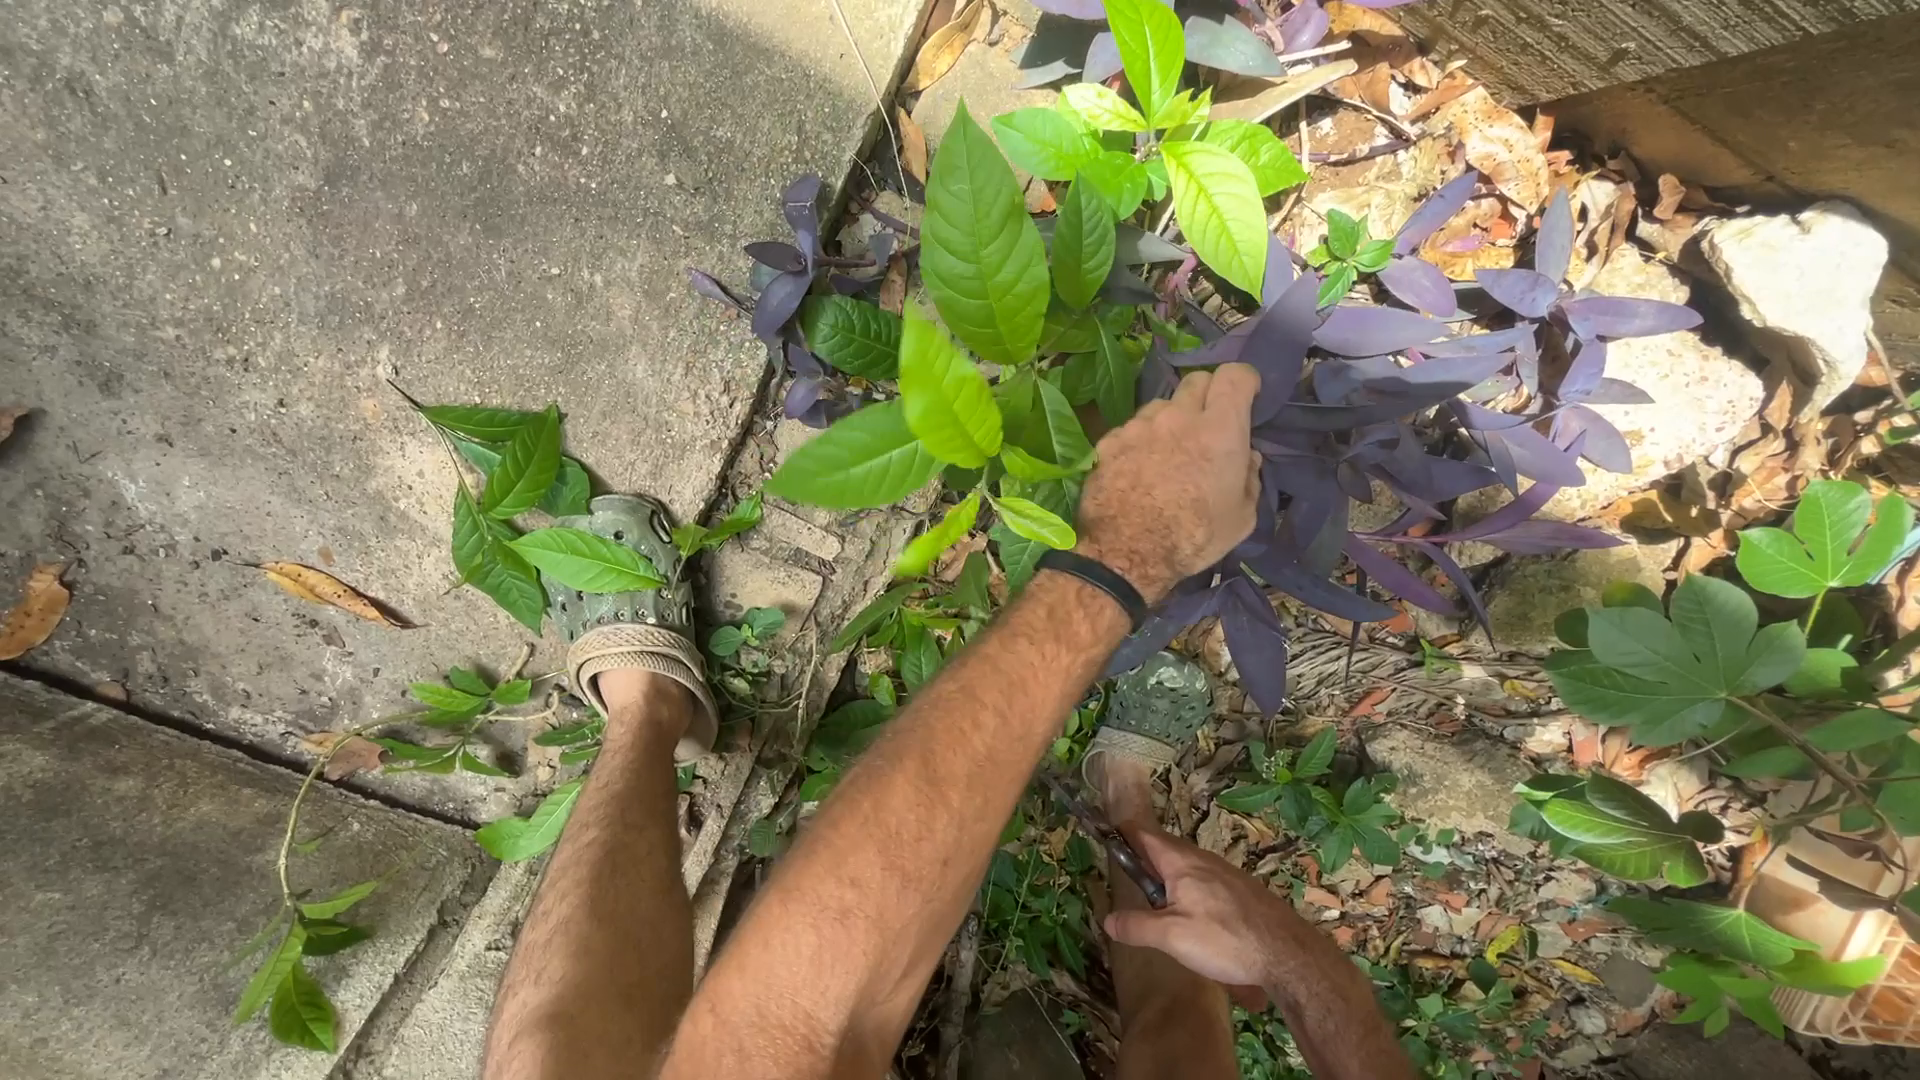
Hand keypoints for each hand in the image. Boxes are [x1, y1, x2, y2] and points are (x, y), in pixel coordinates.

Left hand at [1073, 365, 1261, 602]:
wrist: (1127, 553)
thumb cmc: (1194, 538)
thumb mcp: (1241, 516)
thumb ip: (1249, 478)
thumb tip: (1247, 457)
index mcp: (1219, 428)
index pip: (1235, 375)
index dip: (1244, 381)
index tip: (1246, 396)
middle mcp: (1177, 416)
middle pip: (1195, 381)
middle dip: (1207, 395)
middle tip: (1207, 423)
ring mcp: (1138, 425)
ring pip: (1160, 405)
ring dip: (1169, 420)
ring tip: (1167, 452)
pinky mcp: (1108, 441)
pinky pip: (1130, 429)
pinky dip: (1139, 441)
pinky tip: (1137, 469)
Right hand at [1101, 827, 1304, 989]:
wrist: (1287, 953)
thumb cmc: (1223, 939)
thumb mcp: (1171, 937)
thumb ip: (1137, 926)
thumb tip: (1107, 919)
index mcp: (1179, 862)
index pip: (1143, 834)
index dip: (1122, 833)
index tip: (1105, 836)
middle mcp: (1201, 858)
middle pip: (1164, 848)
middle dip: (1145, 858)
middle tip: (1130, 878)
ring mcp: (1224, 872)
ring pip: (1186, 865)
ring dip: (1168, 876)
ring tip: (1160, 902)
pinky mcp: (1240, 889)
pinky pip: (1205, 879)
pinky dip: (1190, 888)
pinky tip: (1196, 916)